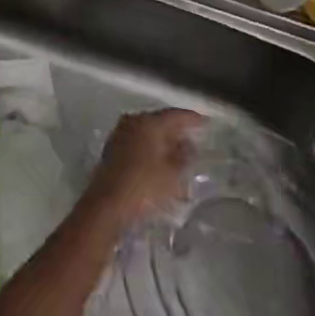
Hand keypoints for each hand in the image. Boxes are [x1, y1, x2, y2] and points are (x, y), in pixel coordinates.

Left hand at [77, 109, 204, 235]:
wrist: (110, 200)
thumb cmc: (145, 185)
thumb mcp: (173, 173)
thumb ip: (184, 155)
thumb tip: (188, 142)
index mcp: (147, 123)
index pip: (173, 115)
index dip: (191, 117)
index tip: (205, 120)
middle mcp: (132, 121)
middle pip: (158, 120)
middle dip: (176, 128)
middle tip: (194, 136)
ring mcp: (120, 132)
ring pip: (147, 130)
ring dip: (163, 138)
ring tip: (180, 149)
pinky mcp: (113, 146)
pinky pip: (138, 139)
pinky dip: (151, 146)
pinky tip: (160, 158)